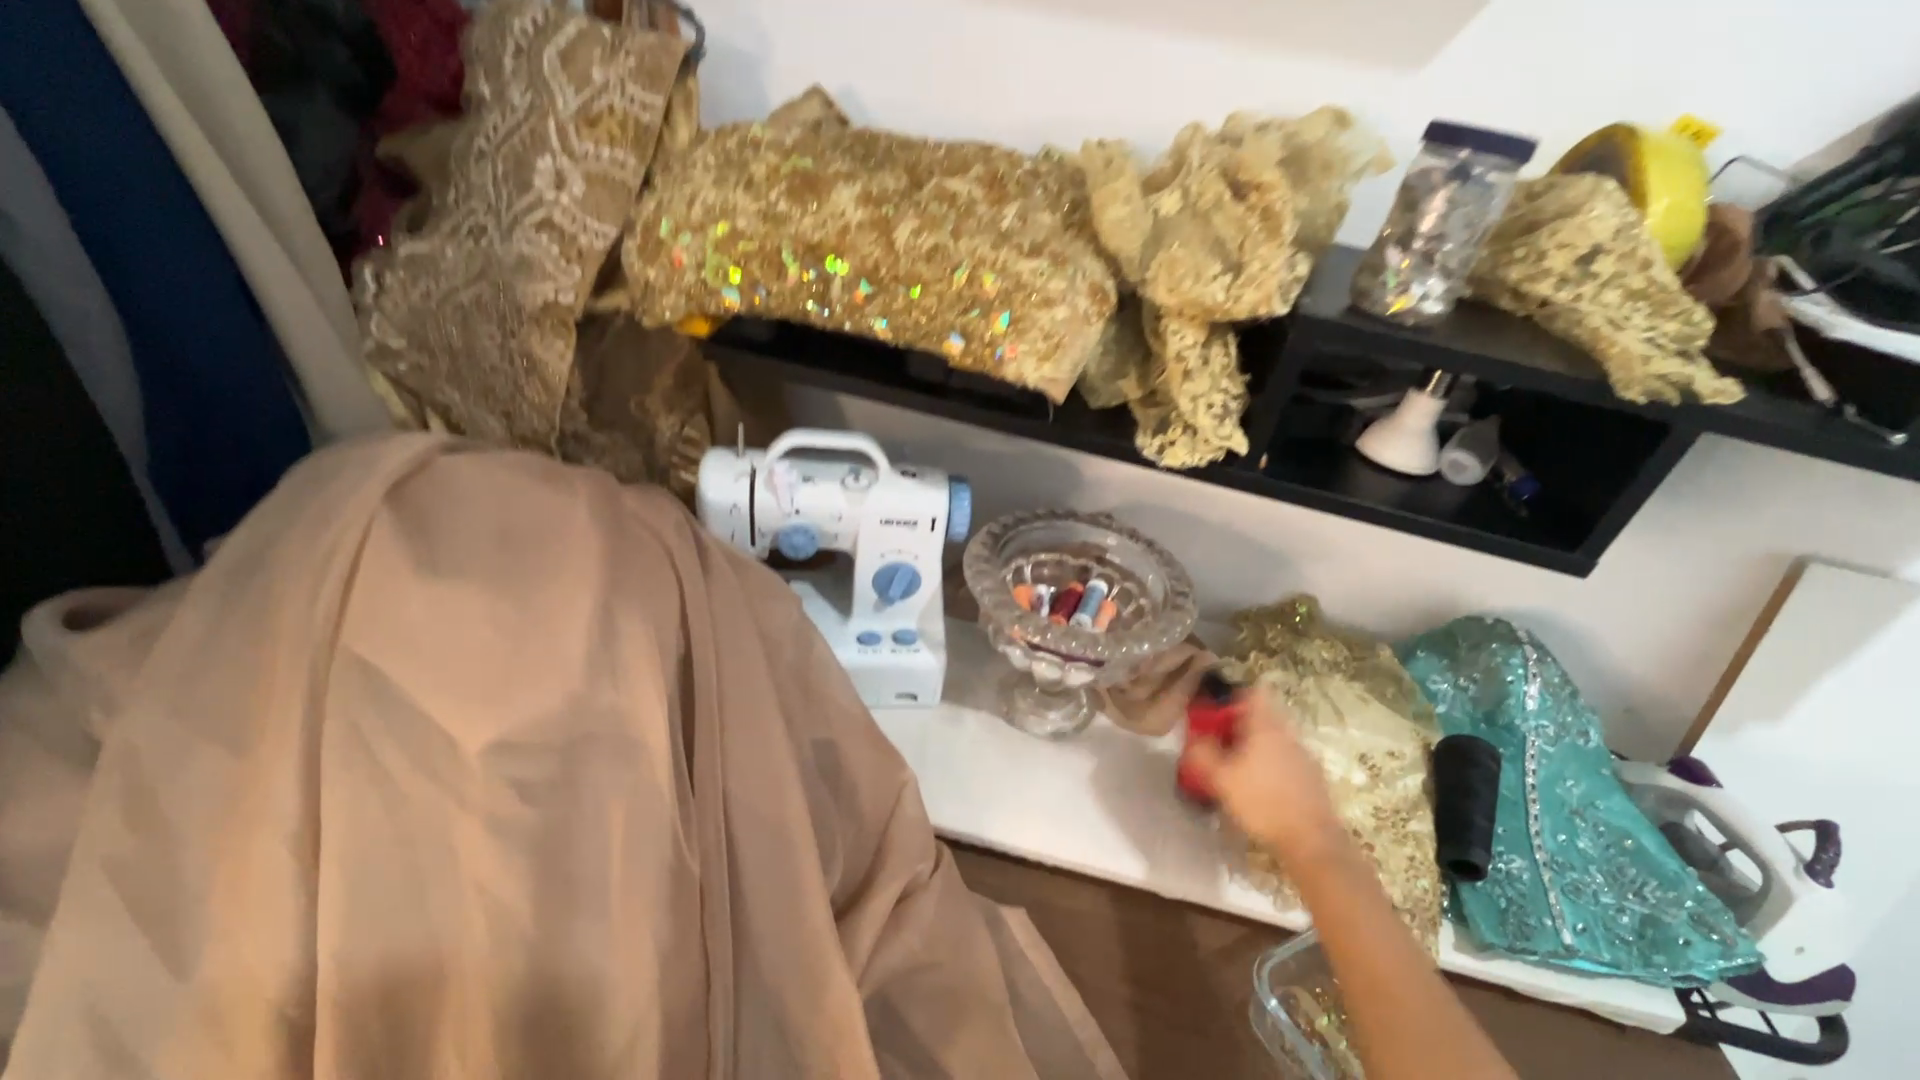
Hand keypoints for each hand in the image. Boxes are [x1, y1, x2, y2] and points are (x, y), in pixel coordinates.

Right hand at [1185, 689, 1347, 867]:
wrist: (1312, 842)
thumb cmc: (1263, 803)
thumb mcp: (1221, 780)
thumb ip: (1202, 754)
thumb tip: (1193, 738)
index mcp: (1266, 727)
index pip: (1253, 692)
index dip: (1233, 697)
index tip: (1217, 715)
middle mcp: (1288, 734)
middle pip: (1262, 717)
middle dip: (1238, 727)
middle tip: (1219, 746)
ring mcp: (1304, 755)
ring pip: (1274, 740)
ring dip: (1254, 748)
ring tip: (1236, 771)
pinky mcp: (1313, 777)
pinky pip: (1286, 760)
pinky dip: (1270, 766)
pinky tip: (1259, 790)